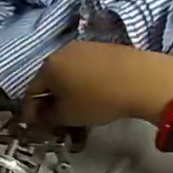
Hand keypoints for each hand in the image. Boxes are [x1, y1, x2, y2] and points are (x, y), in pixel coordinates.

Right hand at [20, 42, 172, 127]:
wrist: (140, 79)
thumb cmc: (97, 99)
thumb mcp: (68, 115)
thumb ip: (48, 117)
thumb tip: (40, 115)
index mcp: (48, 66)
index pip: (31, 91)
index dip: (31, 112)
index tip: (35, 126)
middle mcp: (62, 51)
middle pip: (49, 79)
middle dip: (50, 100)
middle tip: (56, 120)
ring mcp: (84, 47)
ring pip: (68, 73)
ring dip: (67, 91)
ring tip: (77, 109)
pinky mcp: (104, 48)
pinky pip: (85, 68)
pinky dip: (83, 83)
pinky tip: (94, 95)